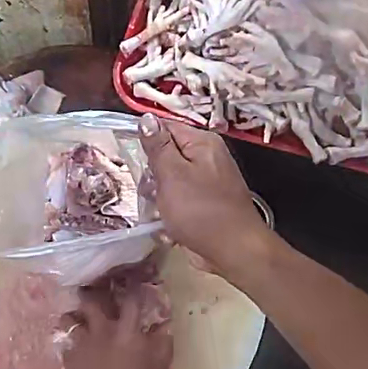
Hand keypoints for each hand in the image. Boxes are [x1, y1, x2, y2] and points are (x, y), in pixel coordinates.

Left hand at [60, 285, 171, 368]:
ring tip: (82, 316)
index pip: (131, 298)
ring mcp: (82, 345)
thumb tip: (163, 323)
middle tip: (99, 288)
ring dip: (76, 314)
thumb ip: (162, 341)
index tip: (135, 277)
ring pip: (70, 317)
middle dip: (95, 290)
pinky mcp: (68, 360)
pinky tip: (77, 342)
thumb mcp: (162, 367)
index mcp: (128, 331)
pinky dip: (70, 337)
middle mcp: (103, 331)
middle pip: (92, 300)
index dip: (134, 285)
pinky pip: (64, 339)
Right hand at [140, 116, 276, 276]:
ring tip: (159, 213)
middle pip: (166, 157)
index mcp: (202, 143)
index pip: (165, 128)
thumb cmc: (201, 210)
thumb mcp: (172, 174)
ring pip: (169, 183)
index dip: (146, 142)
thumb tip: (146, 118)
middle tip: (151, 193)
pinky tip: (169, 228)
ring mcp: (207, 184)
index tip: (134, 160)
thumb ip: (158, 146)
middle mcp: (207, 158)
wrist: (234, 251)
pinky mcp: (204, 206)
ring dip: (158, 200)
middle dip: (152, 177)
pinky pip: (179, 203)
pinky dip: (171, 214)